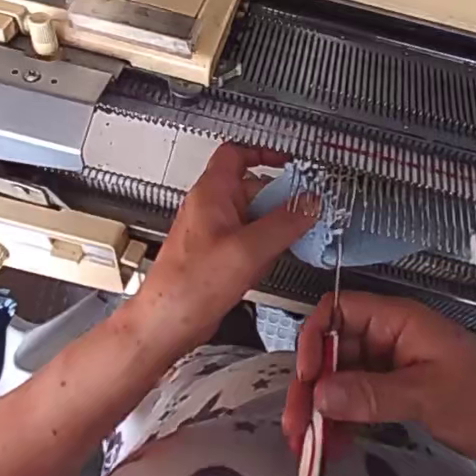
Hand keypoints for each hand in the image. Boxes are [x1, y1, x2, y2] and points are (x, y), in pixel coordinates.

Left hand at [122, 144, 314, 351]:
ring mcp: (213, 232)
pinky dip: (262, 249)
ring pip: (253, 218)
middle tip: (299, 215)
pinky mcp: (217, 254)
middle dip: (278, 203)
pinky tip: (263, 267)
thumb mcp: (248, 249)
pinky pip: (247, 241)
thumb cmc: (188, 285)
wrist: (167, 322)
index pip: (236, 153)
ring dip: (271, 230)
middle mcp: (210, 208)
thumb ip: (283, 223)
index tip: (287, 162)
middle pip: (253, 189)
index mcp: (211, 193)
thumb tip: (309, 203)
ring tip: (279, 247)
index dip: (263, 153)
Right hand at [281, 292, 475, 462]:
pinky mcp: (393, 389)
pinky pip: (356, 398)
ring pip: (340, 378)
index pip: (338, 311)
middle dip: (311, 387)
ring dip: (321, 410)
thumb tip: (318, 394)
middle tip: (295, 429)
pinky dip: (341, 420)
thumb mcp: (428, 395)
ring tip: (308, 448)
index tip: (304, 378)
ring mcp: (389, 363)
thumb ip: (371, 393)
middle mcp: (387, 335)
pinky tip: (333, 446)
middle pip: (332, 349)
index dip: (313, 338)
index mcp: (397, 319)